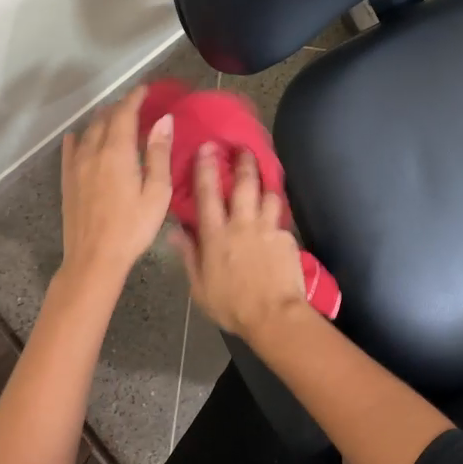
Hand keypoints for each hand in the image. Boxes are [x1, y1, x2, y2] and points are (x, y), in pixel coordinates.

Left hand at [59, 87, 172, 284]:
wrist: (93, 259)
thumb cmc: (133, 227)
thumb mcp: (157, 192)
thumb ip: (159, 153)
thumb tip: (164, 120)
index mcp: (118, 153)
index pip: (125, 114)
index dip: (135, 98)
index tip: (145, 89)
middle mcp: (93, 152)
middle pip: (105, 119)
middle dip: (120, 107)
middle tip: (136, 104)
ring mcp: (76, 167)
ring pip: (88, 132)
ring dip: (102, 120)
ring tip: (114, 117)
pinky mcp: (67, 181)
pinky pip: (70, 149)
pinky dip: (78, 137)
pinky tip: (78, 136)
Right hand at [172, 145, 307, 338]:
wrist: (274, 316)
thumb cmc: (231, 306)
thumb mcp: (200, 287)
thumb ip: (189, 256)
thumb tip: (175, 231)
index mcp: (216, 236)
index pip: (207, 194)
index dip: (206, 168)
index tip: (207, 148)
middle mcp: (242, 224)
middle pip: (244, 184)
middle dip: (243, 162)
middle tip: (244, 147)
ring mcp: (267, 228)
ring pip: (268, 194)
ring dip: (266, 181)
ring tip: (266, 173)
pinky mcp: (286, 237)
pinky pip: (281, 219)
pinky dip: (277, 214)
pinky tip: (278, 216)